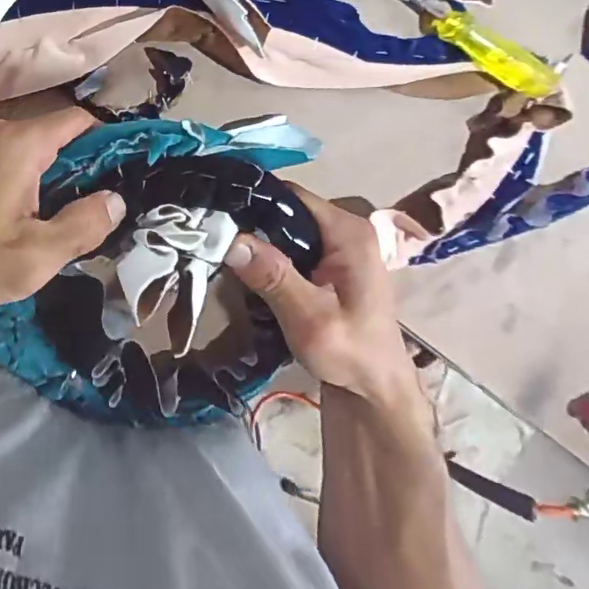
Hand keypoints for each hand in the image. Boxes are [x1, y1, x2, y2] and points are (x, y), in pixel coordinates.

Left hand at [0, 108, 125, 308]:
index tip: (130, 175)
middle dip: (88, 167)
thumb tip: (115, 200)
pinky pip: (20, 159)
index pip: (81, 122)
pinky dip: (39, 180)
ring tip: (79, 217)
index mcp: (22, 144)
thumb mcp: (34, 256)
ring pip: (42, 150)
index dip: (111, 144)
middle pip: (63, 136)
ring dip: (63, 178)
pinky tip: (42, 216)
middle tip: (107, 208)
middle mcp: (4, 132)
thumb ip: (82, 226)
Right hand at [225, 184, 420, 407]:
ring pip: (283, 228)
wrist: (376, 394)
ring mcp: (336, 248)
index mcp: (348, 232)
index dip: (253, 198)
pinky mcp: (326, 266)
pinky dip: (266, 255)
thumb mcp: (309, 317)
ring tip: (221, 249)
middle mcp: (344, 230)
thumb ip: (273, 276)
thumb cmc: (352, 354)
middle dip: (249, 220)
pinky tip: (244, 268)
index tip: (216, 210)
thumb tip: (232, 240)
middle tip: (212, 234)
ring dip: (255, 240)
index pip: (291, 194)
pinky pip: (288, 246)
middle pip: (285, 209)